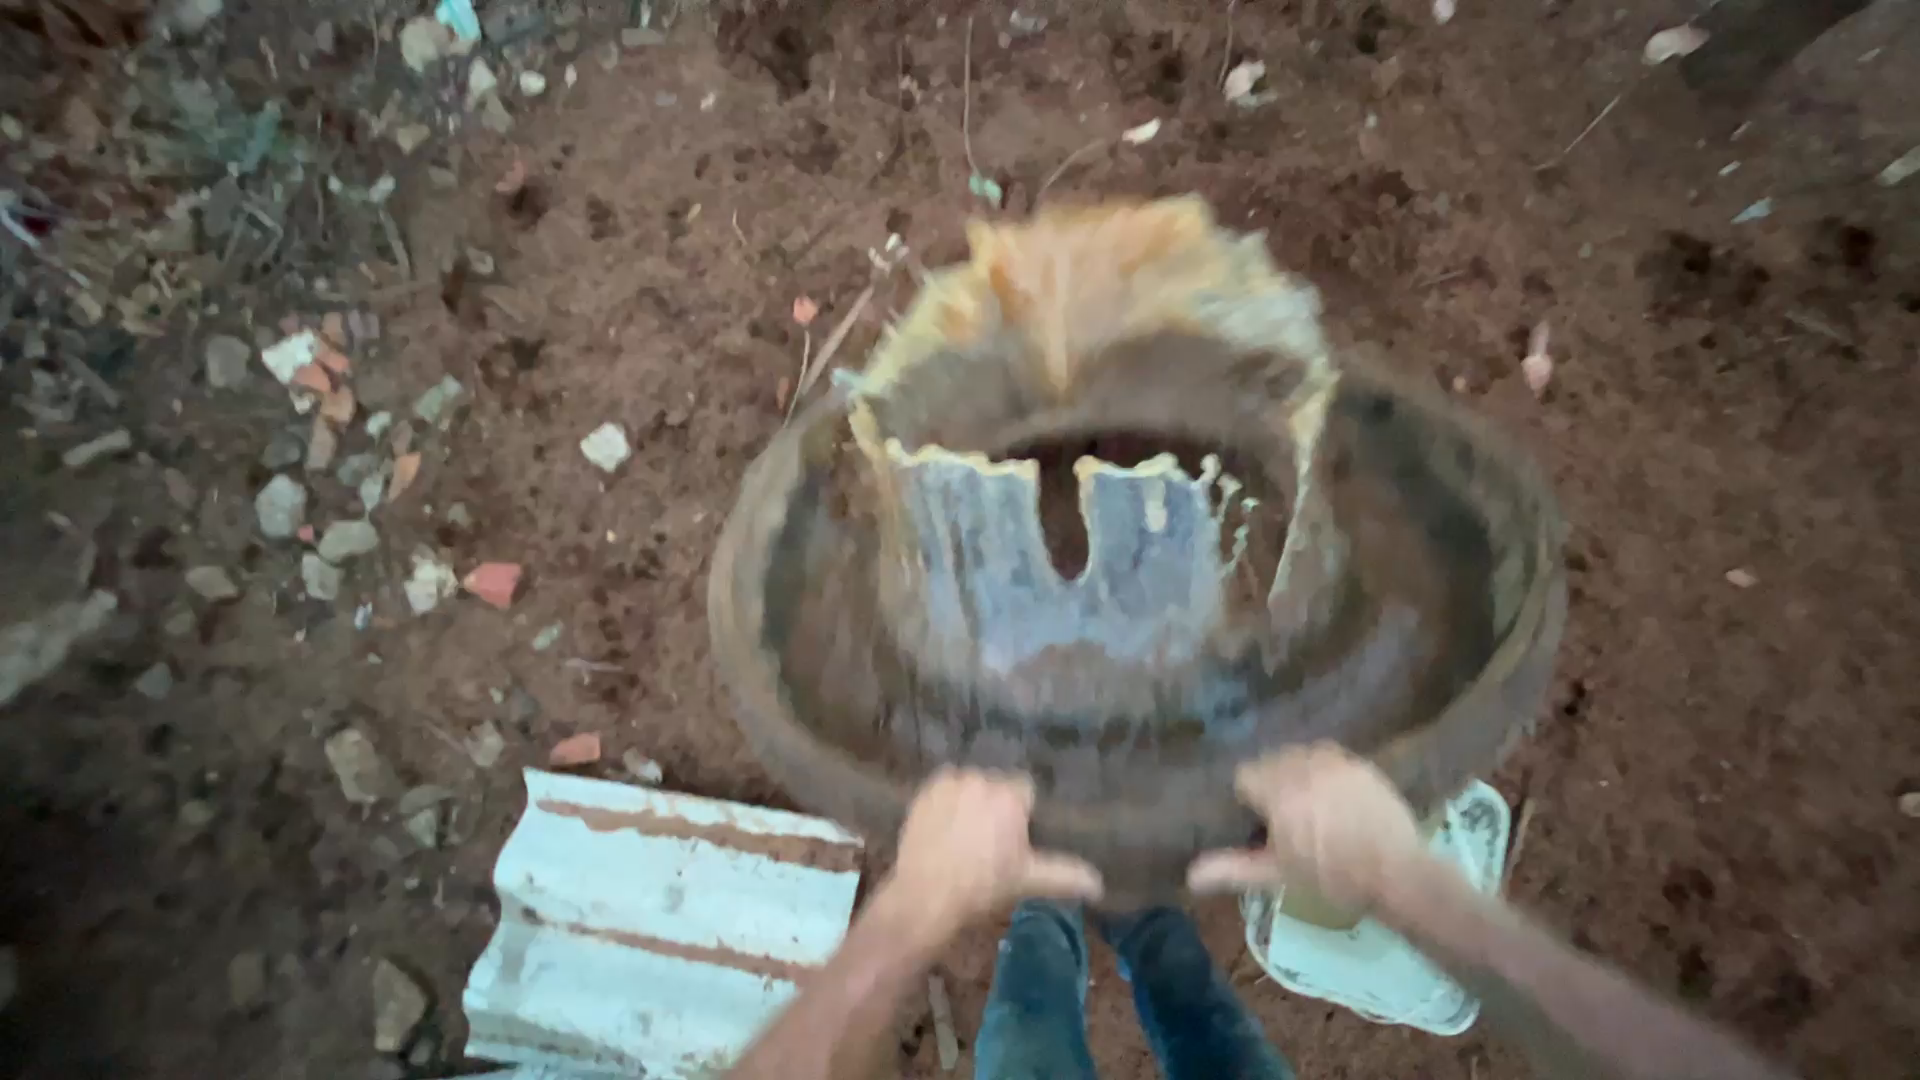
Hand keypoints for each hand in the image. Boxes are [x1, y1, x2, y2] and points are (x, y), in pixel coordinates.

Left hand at [885, 769, 1102, 940]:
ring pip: (971, 785)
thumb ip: (1065, 875)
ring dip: (972, 800)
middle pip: (997, 786)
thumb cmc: (983, 886)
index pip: (1025, 791)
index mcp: (1010, 796)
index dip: (1021, 814)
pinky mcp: (927, 788)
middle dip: (996, 806)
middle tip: (990, 840)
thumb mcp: (1028, 880)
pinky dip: (948, 800)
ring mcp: (951, 781)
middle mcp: (982, 779)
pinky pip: (946, 786)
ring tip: (965, 834)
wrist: (926, 894)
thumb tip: (1100, 885)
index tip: (1014, 838)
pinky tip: (945, 825)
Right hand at [1187, 742, 1423, 910]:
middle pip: (1270, 762)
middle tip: (1287, 819)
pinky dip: (1325, 772)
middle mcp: (1300, 764)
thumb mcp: (1277, 874)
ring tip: (1312, 807)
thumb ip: (1232, 868)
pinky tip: (1336, 799)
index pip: (1244, 776)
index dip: (1250, 800)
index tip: (1263, 824)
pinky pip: (1328, 758)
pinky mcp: (1359, 763)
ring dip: (1297, 774)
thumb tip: (1189, 877)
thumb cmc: (1332, 876)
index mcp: (1275, 789)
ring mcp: (1333, 761)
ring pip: (1298, 756)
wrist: (1399, 875)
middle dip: (1272, 784)